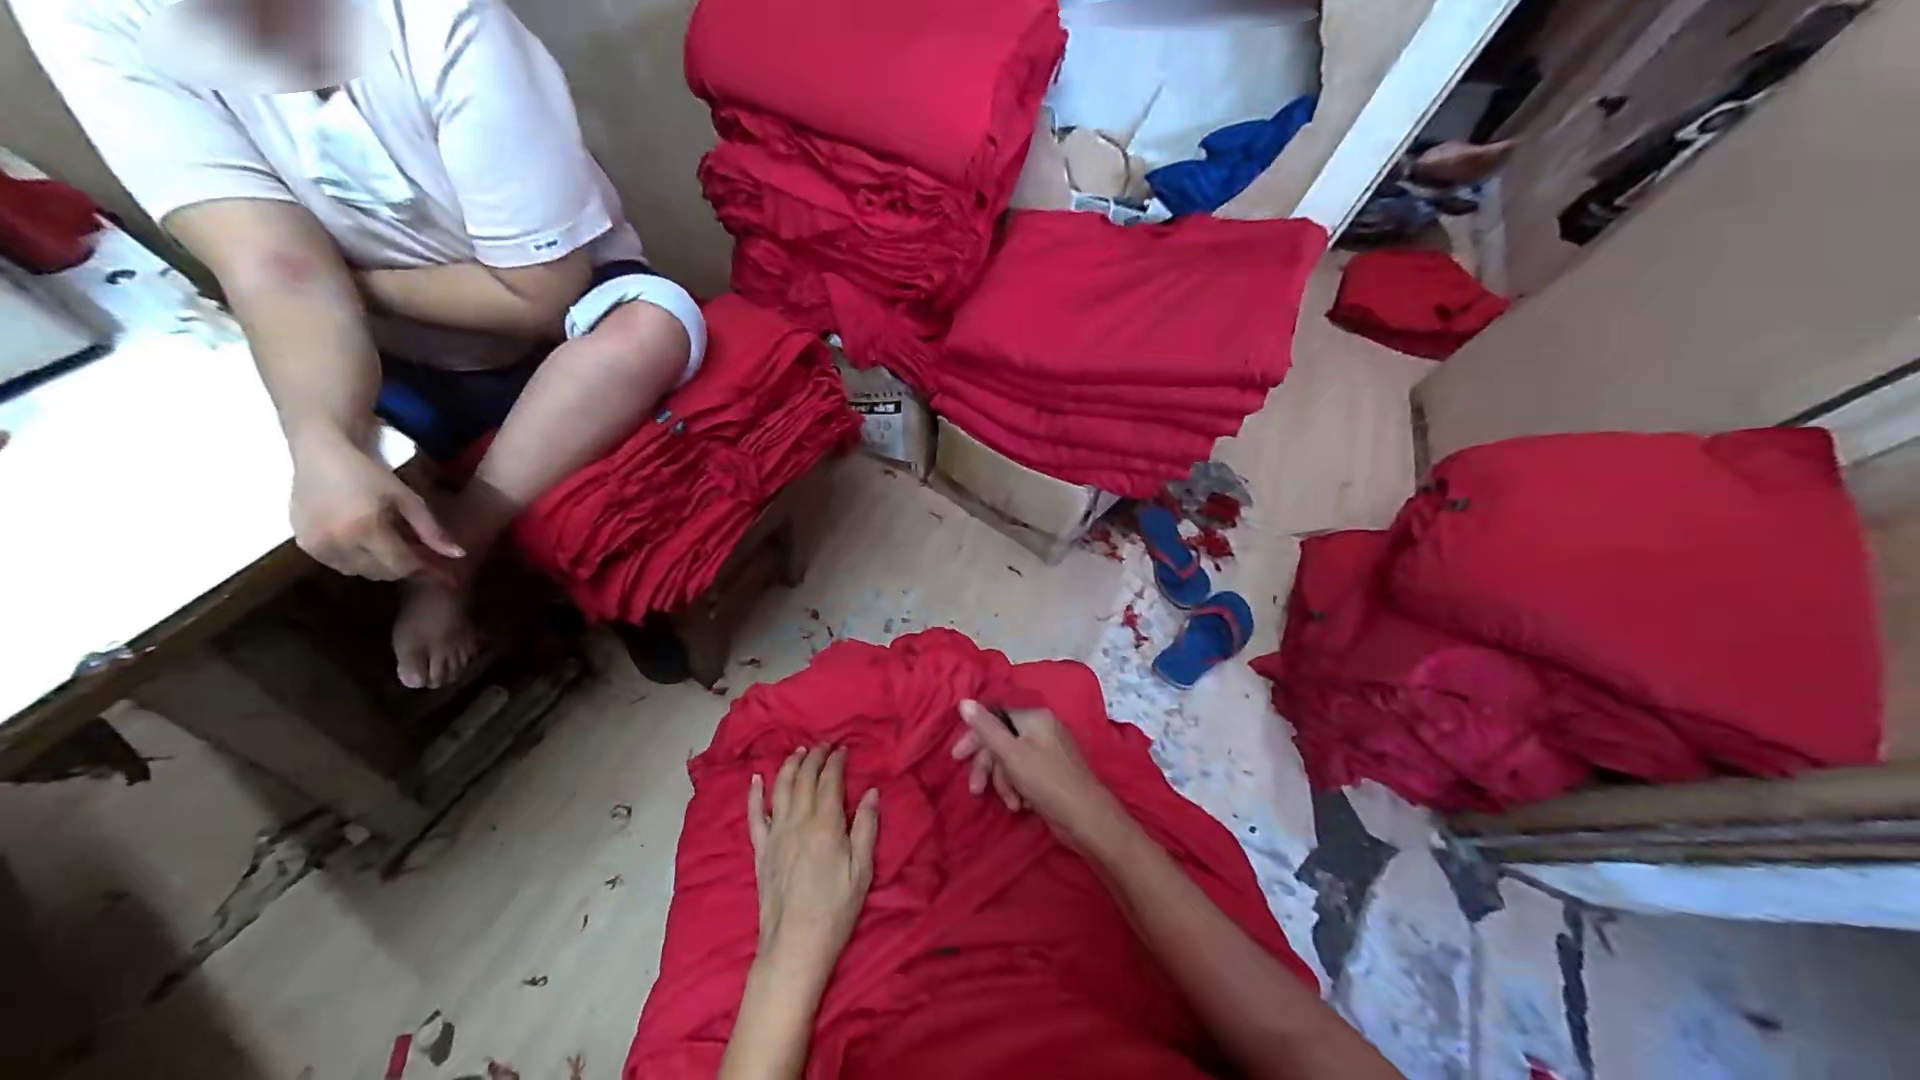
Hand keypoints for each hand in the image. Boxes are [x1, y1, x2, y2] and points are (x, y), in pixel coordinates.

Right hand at [289, 432, 463, 579]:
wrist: (320, 455)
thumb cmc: (369, 474)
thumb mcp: (408, 499)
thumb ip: (432, 530)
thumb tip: (458, 555)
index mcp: (365, 530)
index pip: (401, 565)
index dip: (424, 570)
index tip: (443, 571)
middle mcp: (337, 543)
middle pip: (381, 572)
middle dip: (405, 568)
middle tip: (422, 558)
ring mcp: (315, 546)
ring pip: (359, 572)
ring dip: (382, 567)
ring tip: (397, 549)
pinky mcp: (303, 544)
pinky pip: (338, 565)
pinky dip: (358, 562)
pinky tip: (370, 547)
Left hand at [748, 745, 878, 979]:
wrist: (795, 945)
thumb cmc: (836, 909)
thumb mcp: (862, 869)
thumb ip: (866, 827)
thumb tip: (871, 792)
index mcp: (825, 824)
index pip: (830, 781)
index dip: (836, 761)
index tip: (843, 749)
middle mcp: (797, 821)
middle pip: (804, 778)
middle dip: (814, 757)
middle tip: (824, 745)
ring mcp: (775, 834)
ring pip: (780, 788)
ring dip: (789, 766)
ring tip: (798, 752)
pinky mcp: (760, 850)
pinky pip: (754, 815)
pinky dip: (754, 794)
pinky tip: (755, 779)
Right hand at [950, 700, 1134, 853]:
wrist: (1087, 819)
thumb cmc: (1046, 781)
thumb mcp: (1011, 753)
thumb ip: (986, 727)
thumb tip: (964, 701)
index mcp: (1034, 717)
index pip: (994, 717)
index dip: (975, 737)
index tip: (957, 757)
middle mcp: (1042, 728)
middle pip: (1001, 740)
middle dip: (989, 767)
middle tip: (976, 789)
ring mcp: (1048, 750)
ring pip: (1010, 760)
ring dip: (1004, 783)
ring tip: (1011, 804)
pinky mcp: (1051, 772)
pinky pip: (1024, 773)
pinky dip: (1018, 788)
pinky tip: (1020, 805)